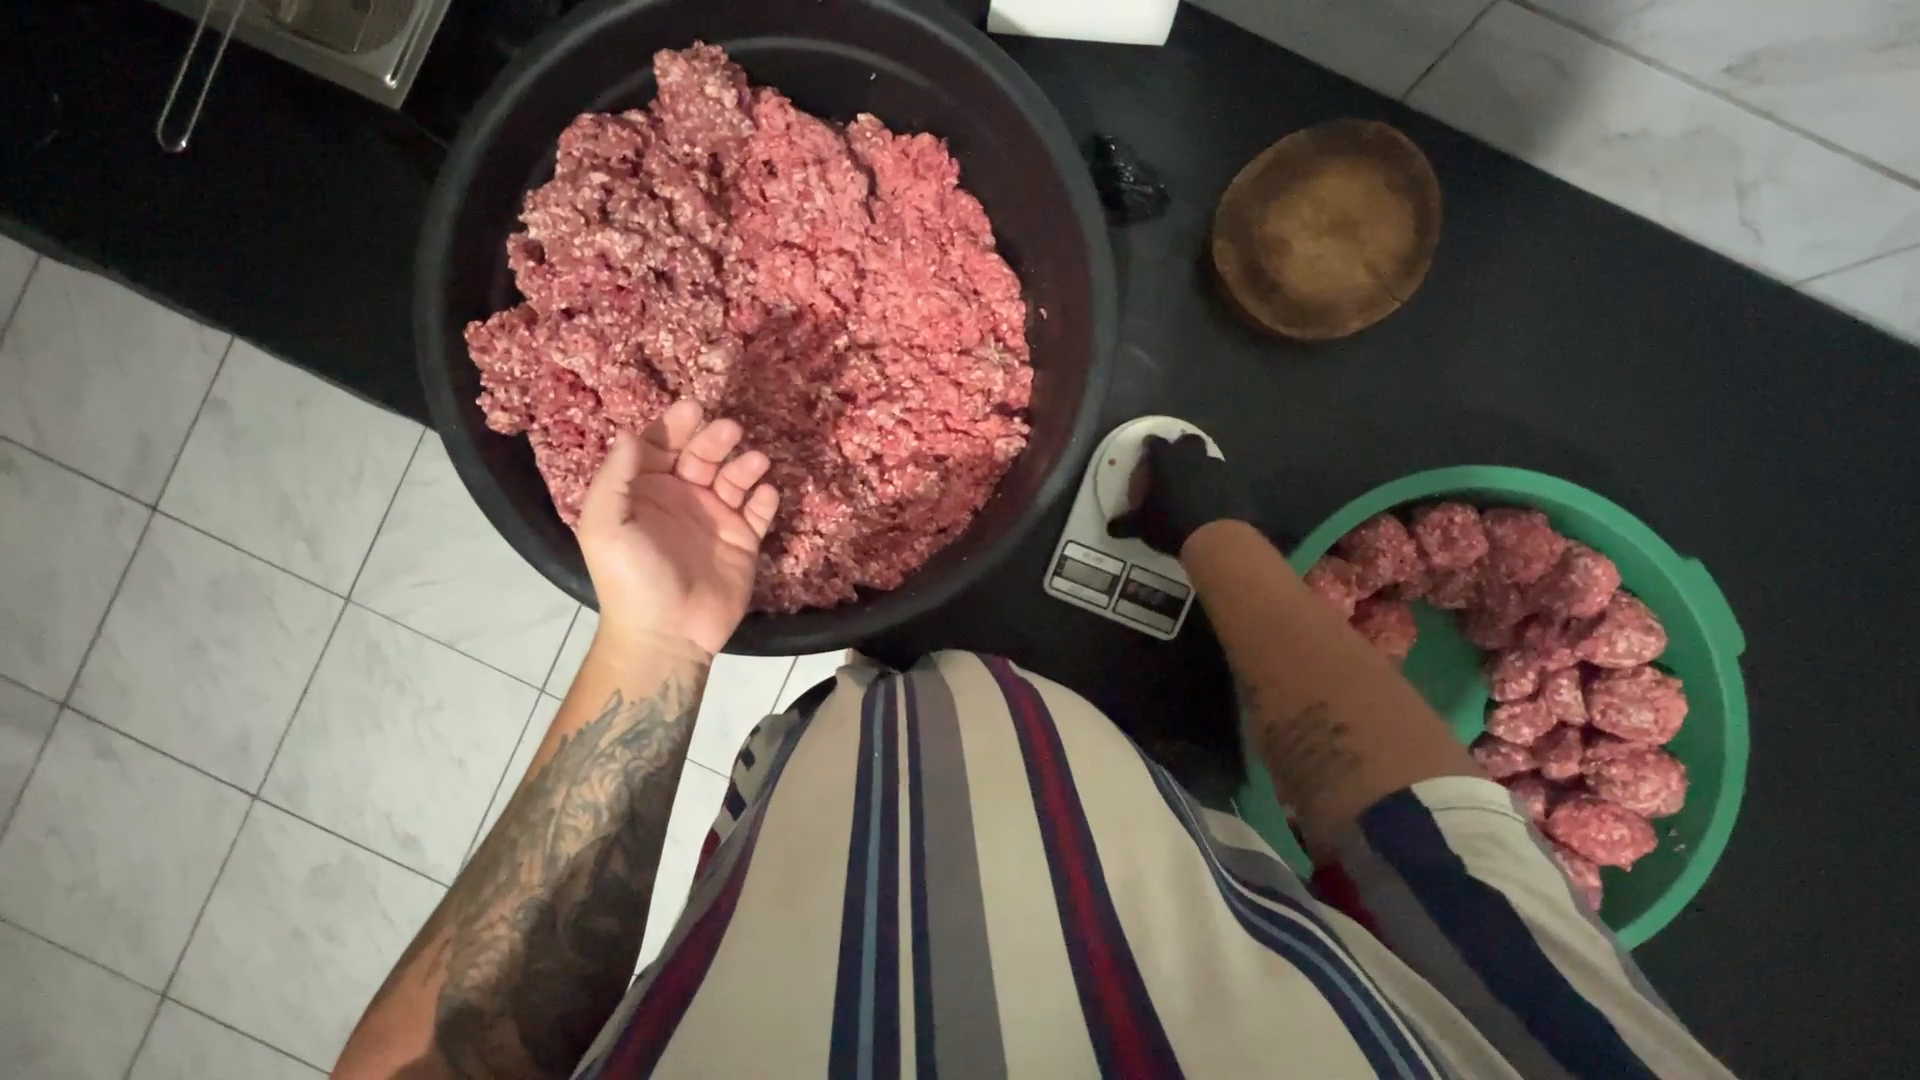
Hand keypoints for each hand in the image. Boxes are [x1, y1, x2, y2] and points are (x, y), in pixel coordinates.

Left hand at [577, 400, 781, 656]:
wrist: (667, 633)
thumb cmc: (631, 578)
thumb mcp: (605, 525)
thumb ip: (616, 478)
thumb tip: (631, 433)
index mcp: (645, 491)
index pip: (661, 446)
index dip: (675, 426)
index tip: (693, 408)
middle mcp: (682, 497)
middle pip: (701, 455)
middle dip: (715, 439)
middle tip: (730, 430)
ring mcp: (715, 518)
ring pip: (734, 479)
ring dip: (745, 466)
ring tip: (755, 462)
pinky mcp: (744, 540)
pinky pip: (759, 512)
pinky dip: (765, 500)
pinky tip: (765, 494)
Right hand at [1109, 432, 1250, 557]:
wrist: (1215, 537)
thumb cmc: (1170, 524)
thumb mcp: (1141, 526)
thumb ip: (1126, 524)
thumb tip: (1111, 529)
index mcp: (1165, 460)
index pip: (1154, 443)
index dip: (1150, 446)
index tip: (1147, 451)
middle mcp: (1192, 457)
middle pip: (1188, 441)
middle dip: (1182, 447)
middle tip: (1176, 462)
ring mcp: (1217, 468)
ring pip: (1209, 458)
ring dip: (1202, 466)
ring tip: (1196, 483)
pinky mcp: (1236, 483)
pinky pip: (1225, 479)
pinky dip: (1219, 485)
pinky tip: (1214, 499)